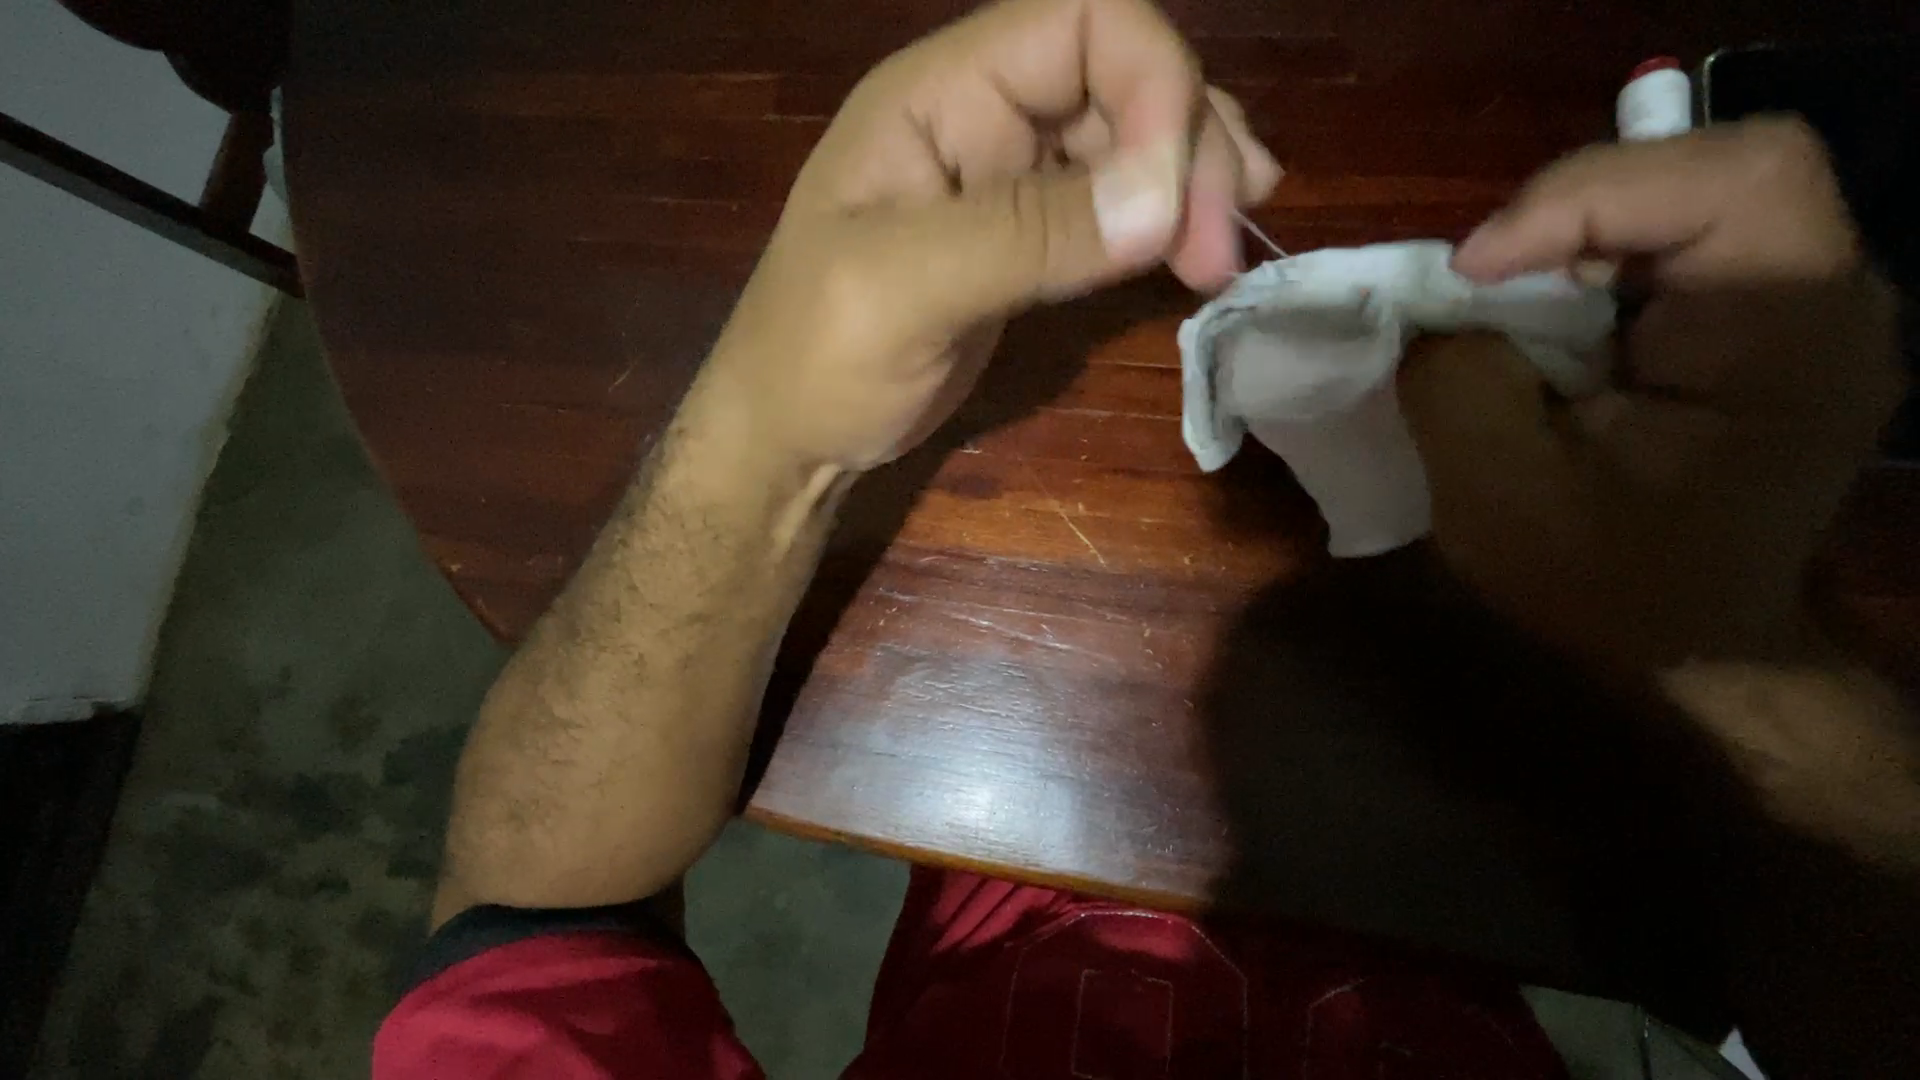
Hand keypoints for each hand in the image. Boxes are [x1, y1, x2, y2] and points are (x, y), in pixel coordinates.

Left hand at [696, 0, 1279, 470]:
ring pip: (1126, 142)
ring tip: (1225, 246)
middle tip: (1220, 243)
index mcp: (937, 97)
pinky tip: (1190, 255)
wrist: (791, 434)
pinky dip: (1158, 224)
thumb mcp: (901, 292)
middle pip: (1120, 77)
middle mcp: (978, 119)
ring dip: (1189, 179)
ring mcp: (1002, 183)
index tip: (1176, 204)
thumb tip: (1162, 206)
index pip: (1083, 23)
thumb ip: (1024, 236)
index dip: (1154, 88)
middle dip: (1188, 145)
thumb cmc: (816, 361)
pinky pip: (1108, 209)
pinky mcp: (1021, 245)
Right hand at [1400, 119, 1903, 672]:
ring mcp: (1788, 307)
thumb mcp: (1500, 496)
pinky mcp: (1744, 327)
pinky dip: (1571, 278)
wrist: (1691, 644)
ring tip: (1491, 318)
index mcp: (1788, 336)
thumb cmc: (1606, 585)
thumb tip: (1435, 319)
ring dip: (1560, 249)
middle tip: (1472, 290)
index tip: (1469, 274)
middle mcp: (1818, 296)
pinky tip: (1531, 337)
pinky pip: (1655, 256)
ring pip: (1672, 205)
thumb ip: (1457, 383)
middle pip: (1701, 174)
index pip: (1730, 179)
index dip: (1581, 197)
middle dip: (1563, 218)